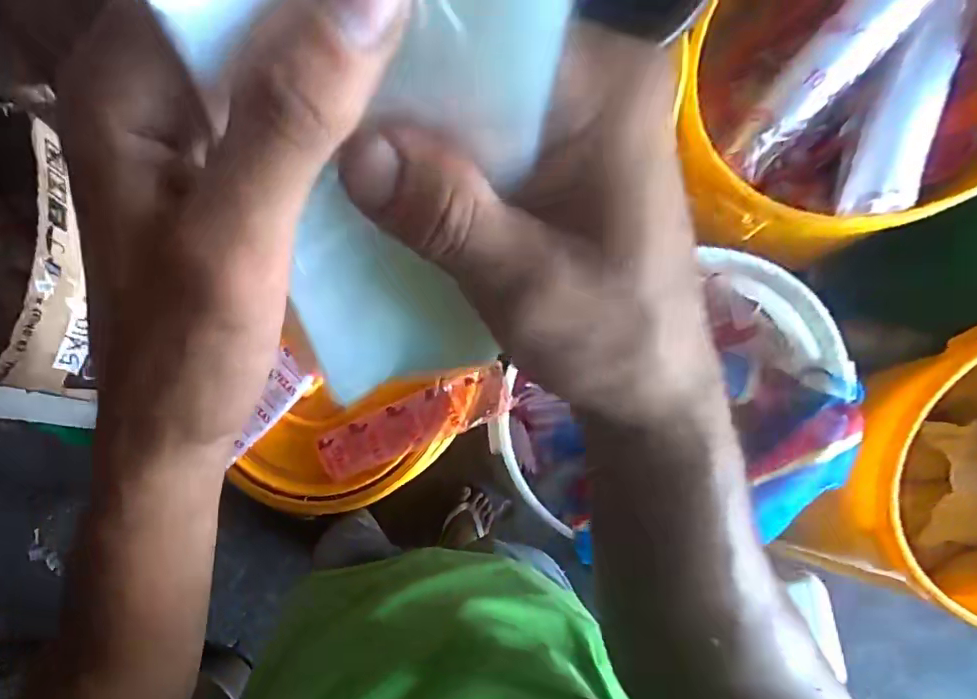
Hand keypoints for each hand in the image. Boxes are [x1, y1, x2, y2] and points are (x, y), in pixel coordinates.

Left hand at [56, 0, 408, 461]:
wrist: (171, 432)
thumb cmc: (188, 355)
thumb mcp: (237, 240)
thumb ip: (291, 120)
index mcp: (121, 90)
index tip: (385, 1)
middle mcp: (136, 94)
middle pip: (234, 11)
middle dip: (316, 11)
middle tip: (405, 16)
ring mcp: (171, 135)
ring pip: (256, 54)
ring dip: (324, 45)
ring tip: (401, 40)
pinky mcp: (204, 173)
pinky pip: (265, 107)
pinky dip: (317, 98)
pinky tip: (370, 99)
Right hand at [337, 23, 719, 426]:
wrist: (647, 384)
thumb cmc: (607, 337)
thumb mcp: (524, 283)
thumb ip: (447, 217)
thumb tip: (356, 151)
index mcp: (604, 86)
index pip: (491, 35)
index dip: (411, 62)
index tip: (341, 103)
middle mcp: (590, 83)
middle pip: (475, 68)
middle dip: (404, 106)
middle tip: (330, 146)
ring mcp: (568, 125)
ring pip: (468, 112)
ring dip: (412, 146)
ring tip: (346, 173)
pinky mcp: (549, 165)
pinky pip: (476, 152)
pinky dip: (433, 177)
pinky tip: (390, 202)